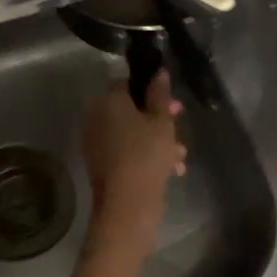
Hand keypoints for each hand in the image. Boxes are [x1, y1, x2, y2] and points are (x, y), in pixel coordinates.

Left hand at [82, 72, 185, 230]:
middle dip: (158, 118)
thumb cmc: (146, 155)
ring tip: (180, 156)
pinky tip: (171, 170)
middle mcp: (96, 119)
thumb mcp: (161, 121)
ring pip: (131, 133)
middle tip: (179, 125)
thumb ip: (160, 94)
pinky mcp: (102, 166)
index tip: (173, 104)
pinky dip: (146, 156)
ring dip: (157, 141)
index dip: (152, 91)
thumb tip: (158, 72)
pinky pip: (126, 152)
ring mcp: (97, 144)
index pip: (127, 84)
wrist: (127, 204)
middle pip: (130, 110)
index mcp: (107, 102)